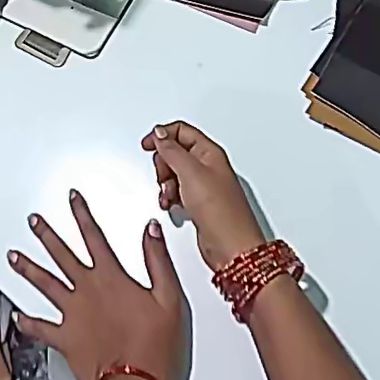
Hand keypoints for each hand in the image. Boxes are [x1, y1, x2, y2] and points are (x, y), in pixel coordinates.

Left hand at [9, 191, 185, 379]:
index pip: (93, 236)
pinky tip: (18, 316)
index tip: (72, 198)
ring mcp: (72, 313)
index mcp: (110, 277)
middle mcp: (86, 290)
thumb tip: (150, 230)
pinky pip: (41, 327)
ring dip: (28, 268)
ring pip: (45, 283)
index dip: (81, 214)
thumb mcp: (168, 298)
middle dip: (46, 234)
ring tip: (13, 256)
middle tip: (33, 220)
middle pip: (61, 254)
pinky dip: (28, 323)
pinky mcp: (65, 338)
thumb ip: (157, 260)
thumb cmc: (155, 347)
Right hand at [142, 121, 268, 271]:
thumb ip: (171, 150)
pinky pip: (176, 190)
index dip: (161, 135)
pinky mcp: (198, 202)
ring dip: (165, 182)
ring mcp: (203, 185)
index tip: (147, 144)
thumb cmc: (221, 212)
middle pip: (174, 151)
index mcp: (209, 152)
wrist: (232, 249)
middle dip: (163, 163)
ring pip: (173, 172)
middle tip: (165, 175)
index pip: (181, 131)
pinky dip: (169, 195)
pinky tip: (171, 203)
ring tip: (169, 194)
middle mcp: (207, 167)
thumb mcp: (190, 172)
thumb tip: (159, 133)